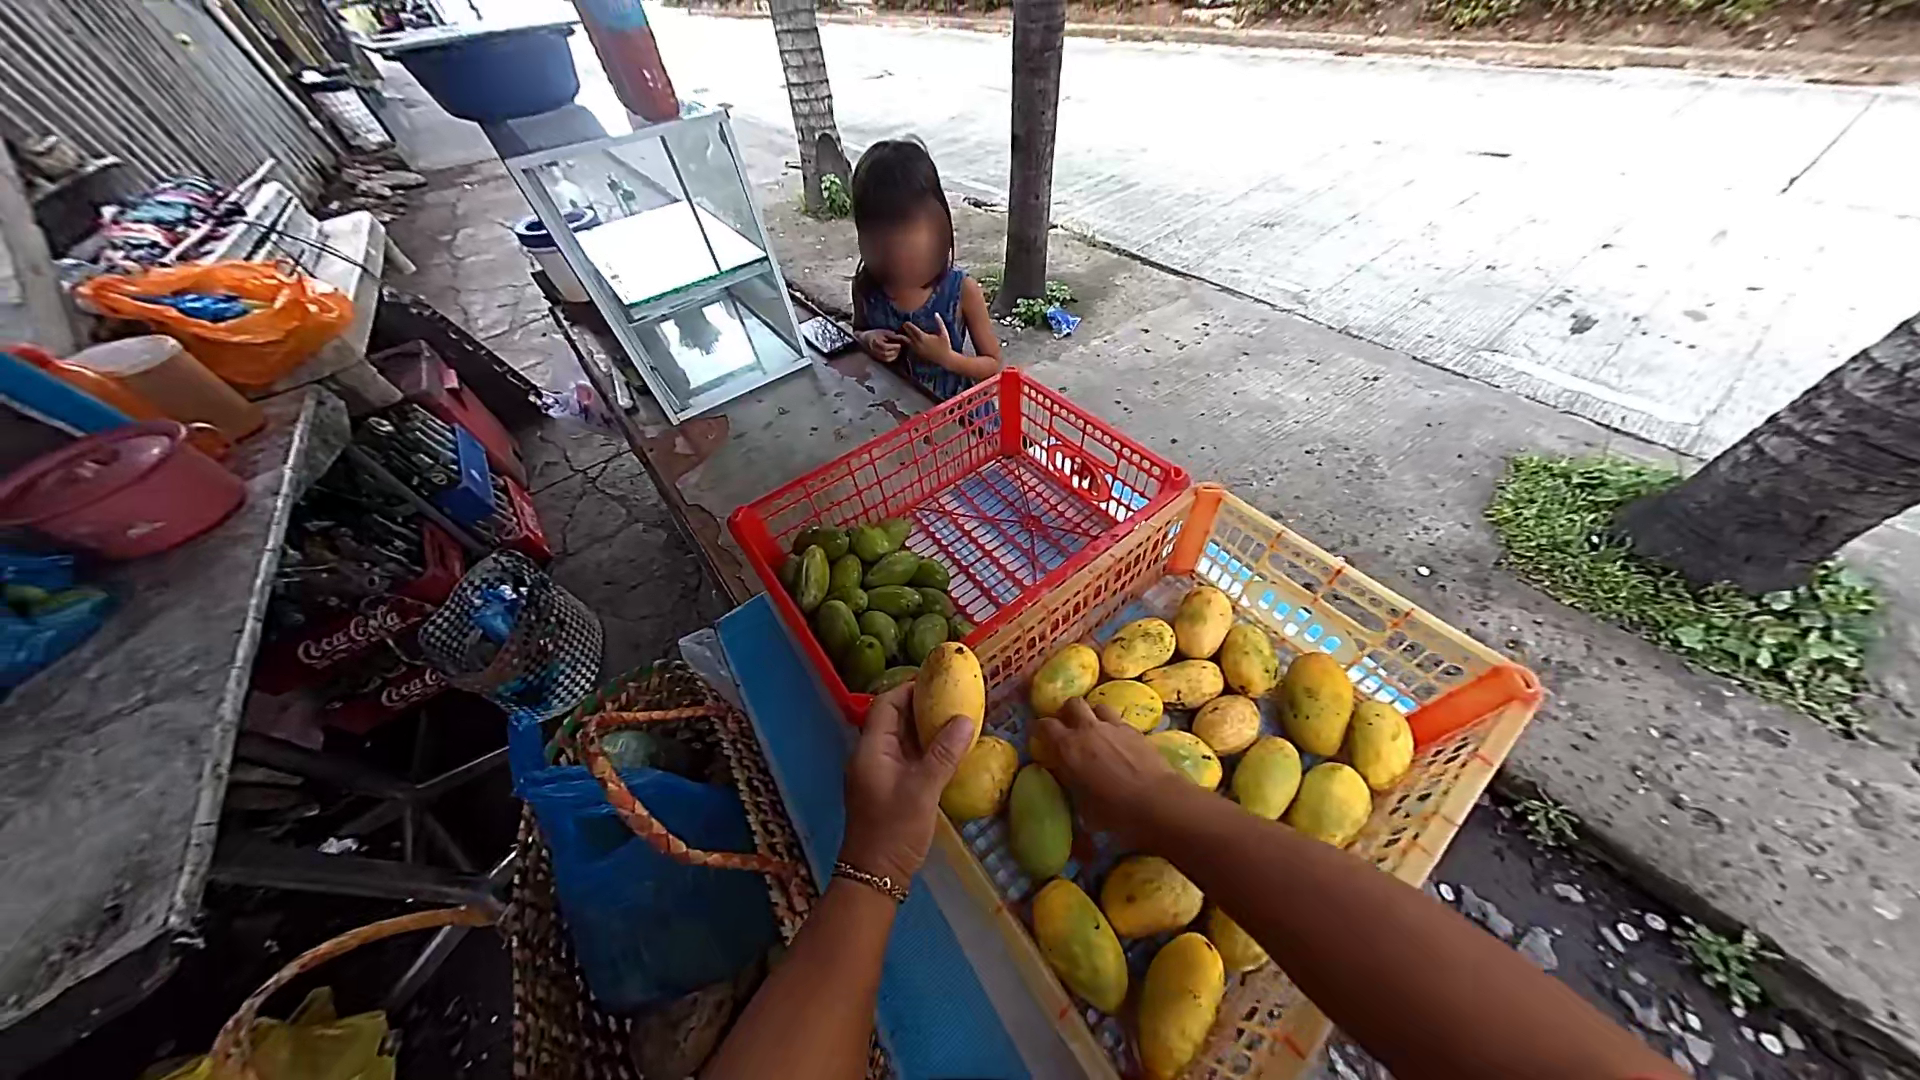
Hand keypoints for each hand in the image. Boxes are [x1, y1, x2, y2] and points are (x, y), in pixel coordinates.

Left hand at [840, 682, 973, 883]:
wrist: (875, 879)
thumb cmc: (894, 830)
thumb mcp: (923, 790)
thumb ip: (944, 753)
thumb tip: (965, 719)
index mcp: (871, 749)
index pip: (885, 704)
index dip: (909, 689)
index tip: (937, 682)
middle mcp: (871, 755)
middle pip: (893, 718)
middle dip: (921, 706)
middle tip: (953, 698)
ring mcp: (879, 773)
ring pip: (902, 738)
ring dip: (925, 727)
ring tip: (955, 718)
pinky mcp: (888, 788)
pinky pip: (907, 756)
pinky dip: (925, 748)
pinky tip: (949, 750)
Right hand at [857, 329, 905, 362]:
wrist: (863, 339)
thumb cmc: (873, 334)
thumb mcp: (881, 331)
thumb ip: (890, 334)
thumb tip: (898, 336)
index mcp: (876, 343)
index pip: (885, 347)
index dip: (893, 347)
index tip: (899, 345)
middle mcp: (875, 350)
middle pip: (886, 353)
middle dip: (894, 351)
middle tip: (899, 347)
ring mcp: (876, 355)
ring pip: (886, 358)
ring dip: (893, 355)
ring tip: (897, 351)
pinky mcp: (876, 358)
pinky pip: (885, 360)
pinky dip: (891, 358)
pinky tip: (894, 355)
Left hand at [900, 315, 956, 364]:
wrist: (945, 359)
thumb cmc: (945, 345)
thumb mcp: (944, 333)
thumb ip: (939, 322)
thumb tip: (936, 313)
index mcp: (923, 337)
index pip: (912, 329)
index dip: (907, 324)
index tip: (906, 322)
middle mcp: (918, 344)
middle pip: (906, 335)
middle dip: (903, 330)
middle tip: (901, 325)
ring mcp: (917, 350)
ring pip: (905, 342)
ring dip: (902, 337)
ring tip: (899, 333)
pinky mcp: (917, 354)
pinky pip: (908, 348)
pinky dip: (906, 344)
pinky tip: (905, 341)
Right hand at [1032, 698, 1187, 842]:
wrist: (1158, 803)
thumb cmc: (1115, 813)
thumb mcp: (1083, 806)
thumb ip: (1073, 785)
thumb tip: (1071, 779)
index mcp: (1068, 747)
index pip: (1044, 726)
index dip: (1038, 728)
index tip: (1037, 733)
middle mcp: (1088, 729)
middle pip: (1072, 704)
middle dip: (1067, 712)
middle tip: (1067, 726)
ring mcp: (1113, 726)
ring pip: (1097, 706)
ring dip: (1093, 715)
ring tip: (1095, 730)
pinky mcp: (1135, 730)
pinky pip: (1119, 720)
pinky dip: (1114, 727)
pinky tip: (1119, 742)